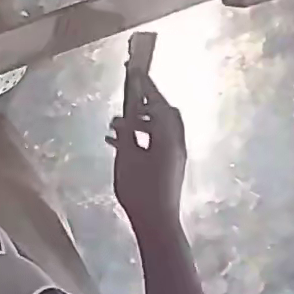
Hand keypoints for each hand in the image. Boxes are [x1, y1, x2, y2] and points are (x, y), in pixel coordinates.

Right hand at [109, 71, 186, 236]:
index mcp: (167, 137)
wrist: (158, 222)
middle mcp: (176, 142)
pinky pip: (157, 142)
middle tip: (128, 100)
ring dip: (142, 122)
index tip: (136, 71)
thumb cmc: (140, 191)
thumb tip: (123, 120)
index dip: (146, 87)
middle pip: (164, 114)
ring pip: (160, 128)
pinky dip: (143, 136)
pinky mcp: (171, 166)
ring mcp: (175, 155)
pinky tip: (120, 143)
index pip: (157, 103)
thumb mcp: (127, 159)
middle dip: (147, 104)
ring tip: (117, 126)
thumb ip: (126, 136)